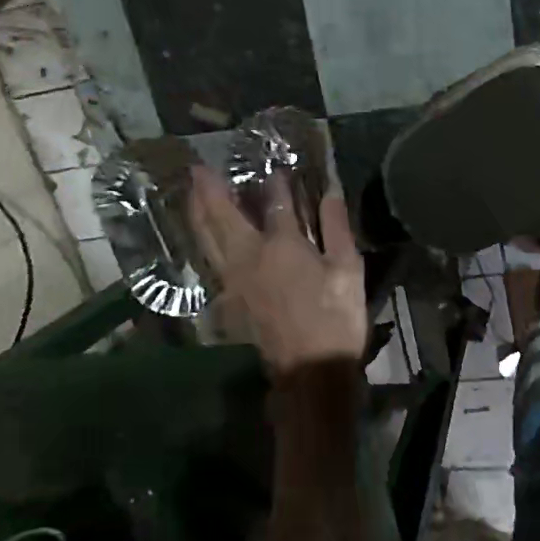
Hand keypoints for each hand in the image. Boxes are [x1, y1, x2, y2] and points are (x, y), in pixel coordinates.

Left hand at [190, 165, 365, 373]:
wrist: (308, 372)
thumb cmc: (335, 318)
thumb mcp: (348, 270)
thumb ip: (336, 228)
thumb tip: (329, 191)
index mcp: (281, 245)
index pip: (275, 203)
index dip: (275, 183)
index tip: (274, 168)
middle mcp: (248, 256)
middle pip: (221, 216)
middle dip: (209, 190)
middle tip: (197, 170)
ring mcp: (233, 279)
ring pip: (207, 239)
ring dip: (198, 213)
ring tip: (191, 194)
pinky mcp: (228, 300)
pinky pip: (209, 262)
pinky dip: (202, 243)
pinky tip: (203, 239)